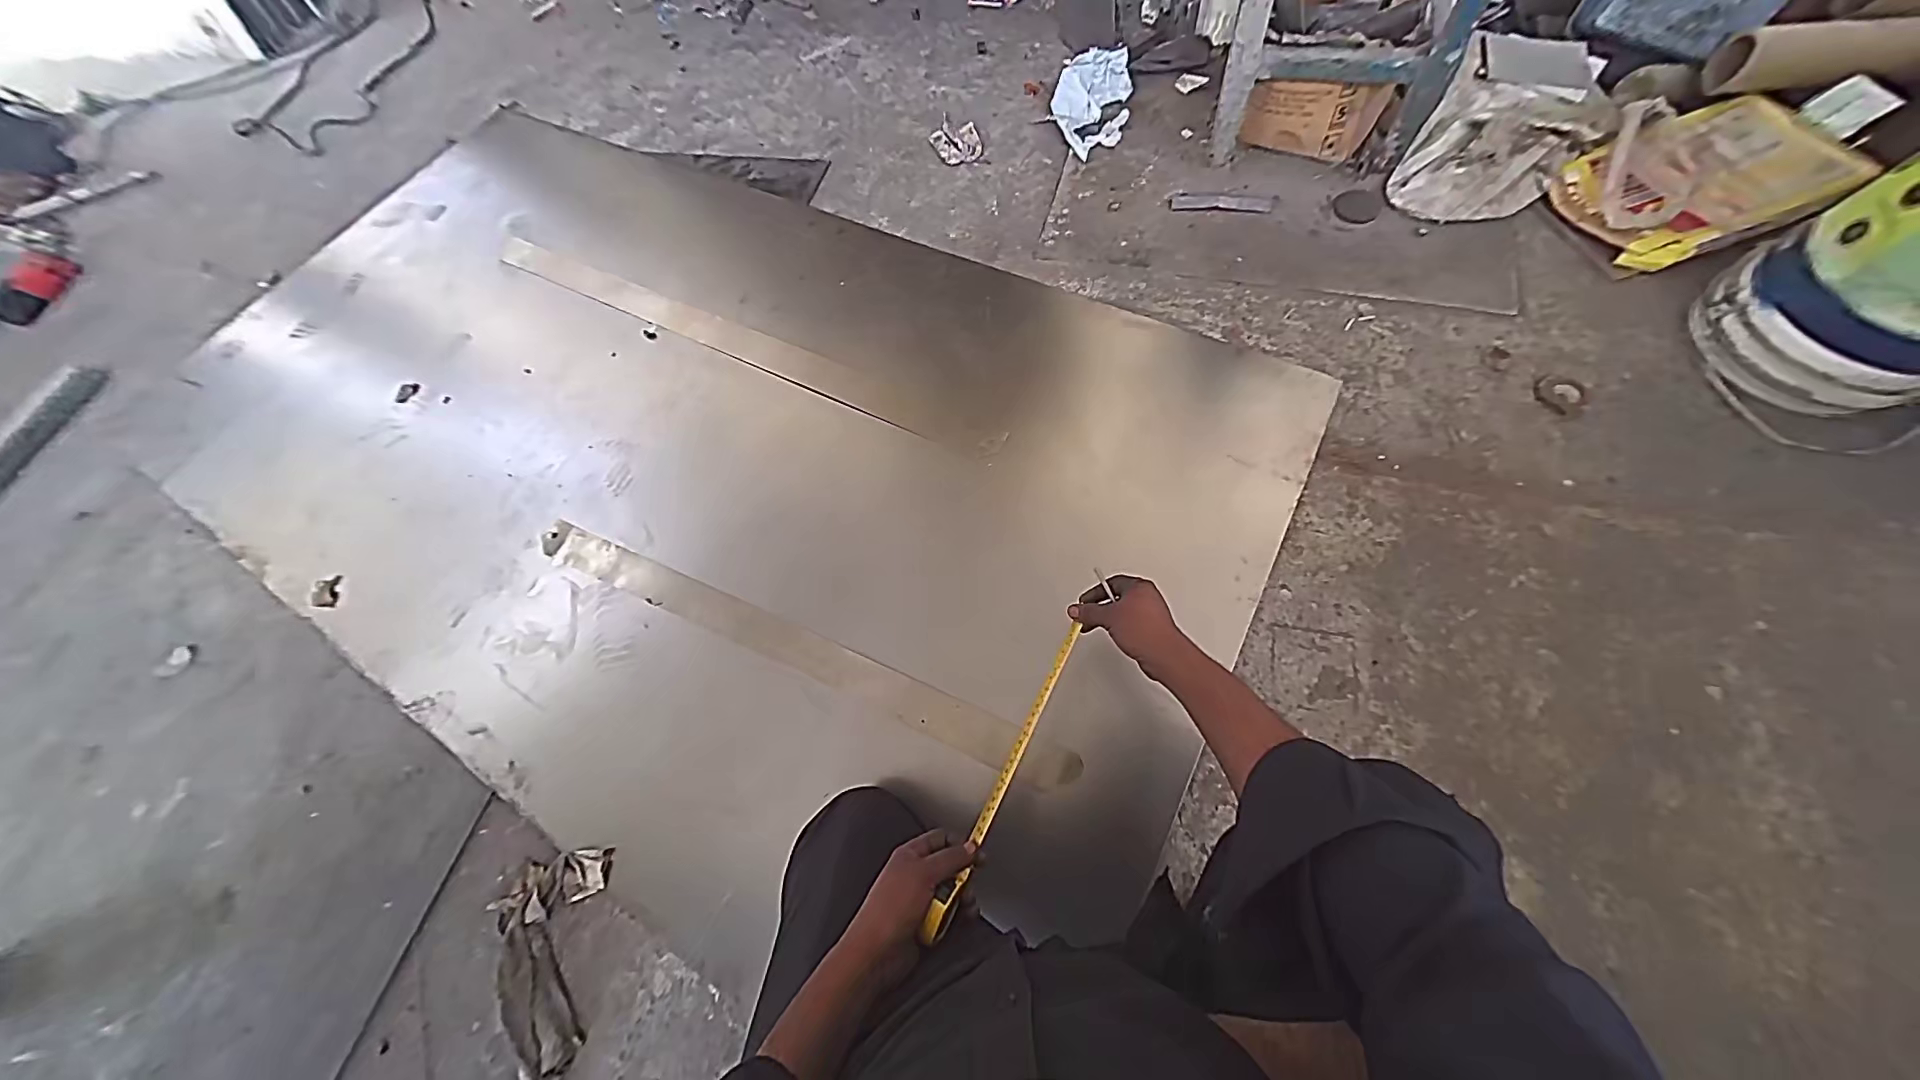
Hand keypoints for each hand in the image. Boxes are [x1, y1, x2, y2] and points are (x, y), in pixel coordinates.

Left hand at [836, 829, 975, 988]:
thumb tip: (970, 846)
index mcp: (910, 855)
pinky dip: (958, 916)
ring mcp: (921, 900)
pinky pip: (951, 914)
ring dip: (963, 899)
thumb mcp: (924, 873)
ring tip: (963, 907)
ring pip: (954, 892)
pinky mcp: (927, 922)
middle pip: (951, 867)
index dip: (960, 844)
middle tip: (967, 885)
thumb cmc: (890, 910)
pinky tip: (958, 920)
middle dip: (964, 876)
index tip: (978, 853)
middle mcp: (916, 875)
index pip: (941, 839)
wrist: (877, 954)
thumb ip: (951, 857)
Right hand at [1068, 575, 1198, 683]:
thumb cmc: (1146, 631)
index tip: (1084, 603)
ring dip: (1109, 618)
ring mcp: (1151, 613)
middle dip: (1099, 607)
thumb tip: (1077, 610)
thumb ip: (1089, 612)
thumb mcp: (1108, 617)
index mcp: (1139, 587)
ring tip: (1099, 626)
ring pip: (1123, 611)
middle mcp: (1147, 597)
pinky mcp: (1152, 628)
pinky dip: (1120, 627)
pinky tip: (1116, 635)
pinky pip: (1131, 623)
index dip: (1094, 593)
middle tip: (1088, 614)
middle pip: (1116, 597)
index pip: (1110, 583)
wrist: (1163, 653)